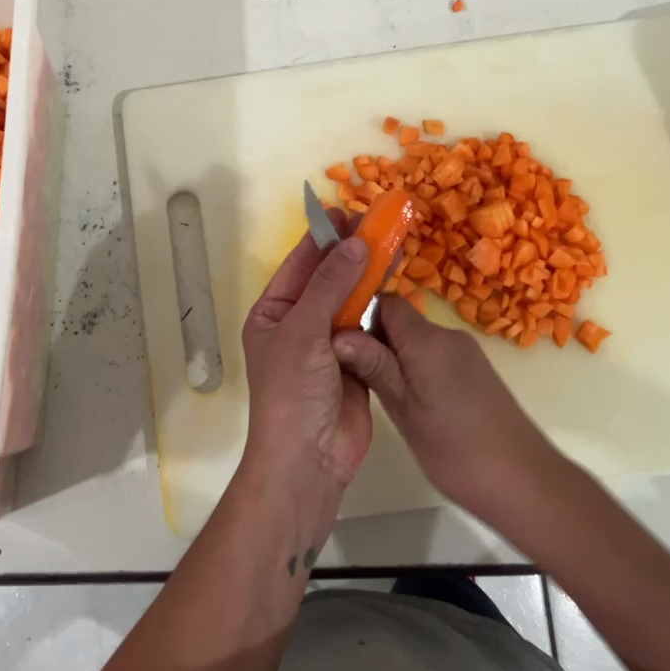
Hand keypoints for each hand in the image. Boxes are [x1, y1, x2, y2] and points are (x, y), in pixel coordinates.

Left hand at [240, 213, 373, 496]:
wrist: (308, 459)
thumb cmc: (293, 392)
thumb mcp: (304, 332)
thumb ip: (330, 286)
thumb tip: (355, 244)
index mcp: (273, 314)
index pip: (298, 266)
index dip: (321, 239)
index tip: (344, 211)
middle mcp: (297, 325)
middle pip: (325, 280)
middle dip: (348, 253)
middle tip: (376, 222)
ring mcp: (326, 345)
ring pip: (348, 301)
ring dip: (367, 276)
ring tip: (392, 244)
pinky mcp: (354, 363)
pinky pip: (367, 327)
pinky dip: (380, 307)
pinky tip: (397, 285)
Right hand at [332, 295, 561, 513]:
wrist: (526, 484)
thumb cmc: (457, 451)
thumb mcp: (405, 411)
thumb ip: (374, 368)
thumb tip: (336, 332)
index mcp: (428, 340)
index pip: (385, 303)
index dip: (360, 316)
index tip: (339, 343)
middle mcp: (448, 337)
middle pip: (400, 322)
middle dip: (375, 343)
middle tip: (353, 376)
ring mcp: (465, 354)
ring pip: (416, 342)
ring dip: (395, 360)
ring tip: (380, 395)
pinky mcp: (476, 372)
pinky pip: (434, 357)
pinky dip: (416, 371)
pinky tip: (411, 404)